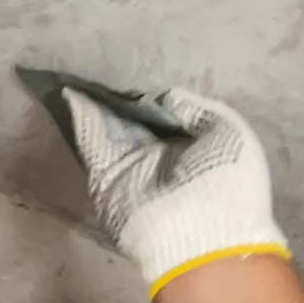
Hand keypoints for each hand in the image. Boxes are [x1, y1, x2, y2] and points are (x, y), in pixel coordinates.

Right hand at [57, 84, 289, 298]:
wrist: (199, 229)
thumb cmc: (226, 181)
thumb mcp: (230, 133)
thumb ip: (198, 110)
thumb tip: (166, 98)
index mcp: (195, 151)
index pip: (168, 121)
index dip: (154, 102)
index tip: (143, 83)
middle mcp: (161, 161)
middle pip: (135, 125)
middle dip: (122, 103)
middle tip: (106, 73)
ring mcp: (131, 170)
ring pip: (111, 131)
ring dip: (97, 106)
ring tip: (84, 77)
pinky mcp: (107, 178)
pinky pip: (94, 143)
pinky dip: (83, 119)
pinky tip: (72, 95)